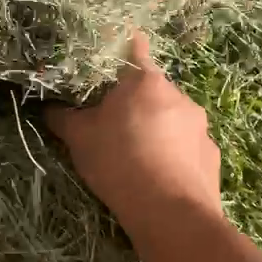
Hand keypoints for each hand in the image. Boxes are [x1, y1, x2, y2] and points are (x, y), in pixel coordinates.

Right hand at [44, 31, 222, 238]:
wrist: (173, 217)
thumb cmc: (120, 160)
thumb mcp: (77, 135)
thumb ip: (62, 115)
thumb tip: (48, 107)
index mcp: (145, 82)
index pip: (136, 48)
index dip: (122, 45)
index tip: (110, 47)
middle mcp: (179, 97)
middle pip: (151, 87)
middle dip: (133, 97)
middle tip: (109, 114)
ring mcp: (201, 129)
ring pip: (171, 116)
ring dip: (154, 124)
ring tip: (133, 148)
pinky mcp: (213, 158)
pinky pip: (186, 144)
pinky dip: (171, 149)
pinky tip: (155, 170)